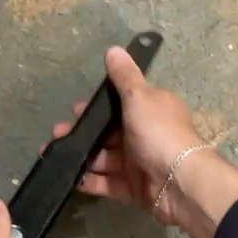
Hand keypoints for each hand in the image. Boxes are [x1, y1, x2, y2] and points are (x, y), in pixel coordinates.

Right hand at [55, 46, 237, 237]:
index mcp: (151, 110)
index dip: (96, 107)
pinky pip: (108, 183)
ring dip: (82, 155)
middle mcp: (146, 134)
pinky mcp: (135, 188)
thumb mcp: (140, 97)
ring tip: (57, 154)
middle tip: (59, 135)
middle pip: (108, 132)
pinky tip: (72, 177)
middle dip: (83, 132)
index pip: (119, 104)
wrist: (180, 183)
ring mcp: (140, 162)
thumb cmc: (158, 133)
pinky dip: (90, 180)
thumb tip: (114, 49)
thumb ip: (124, 76)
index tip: (75, 110)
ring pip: (105, 158)